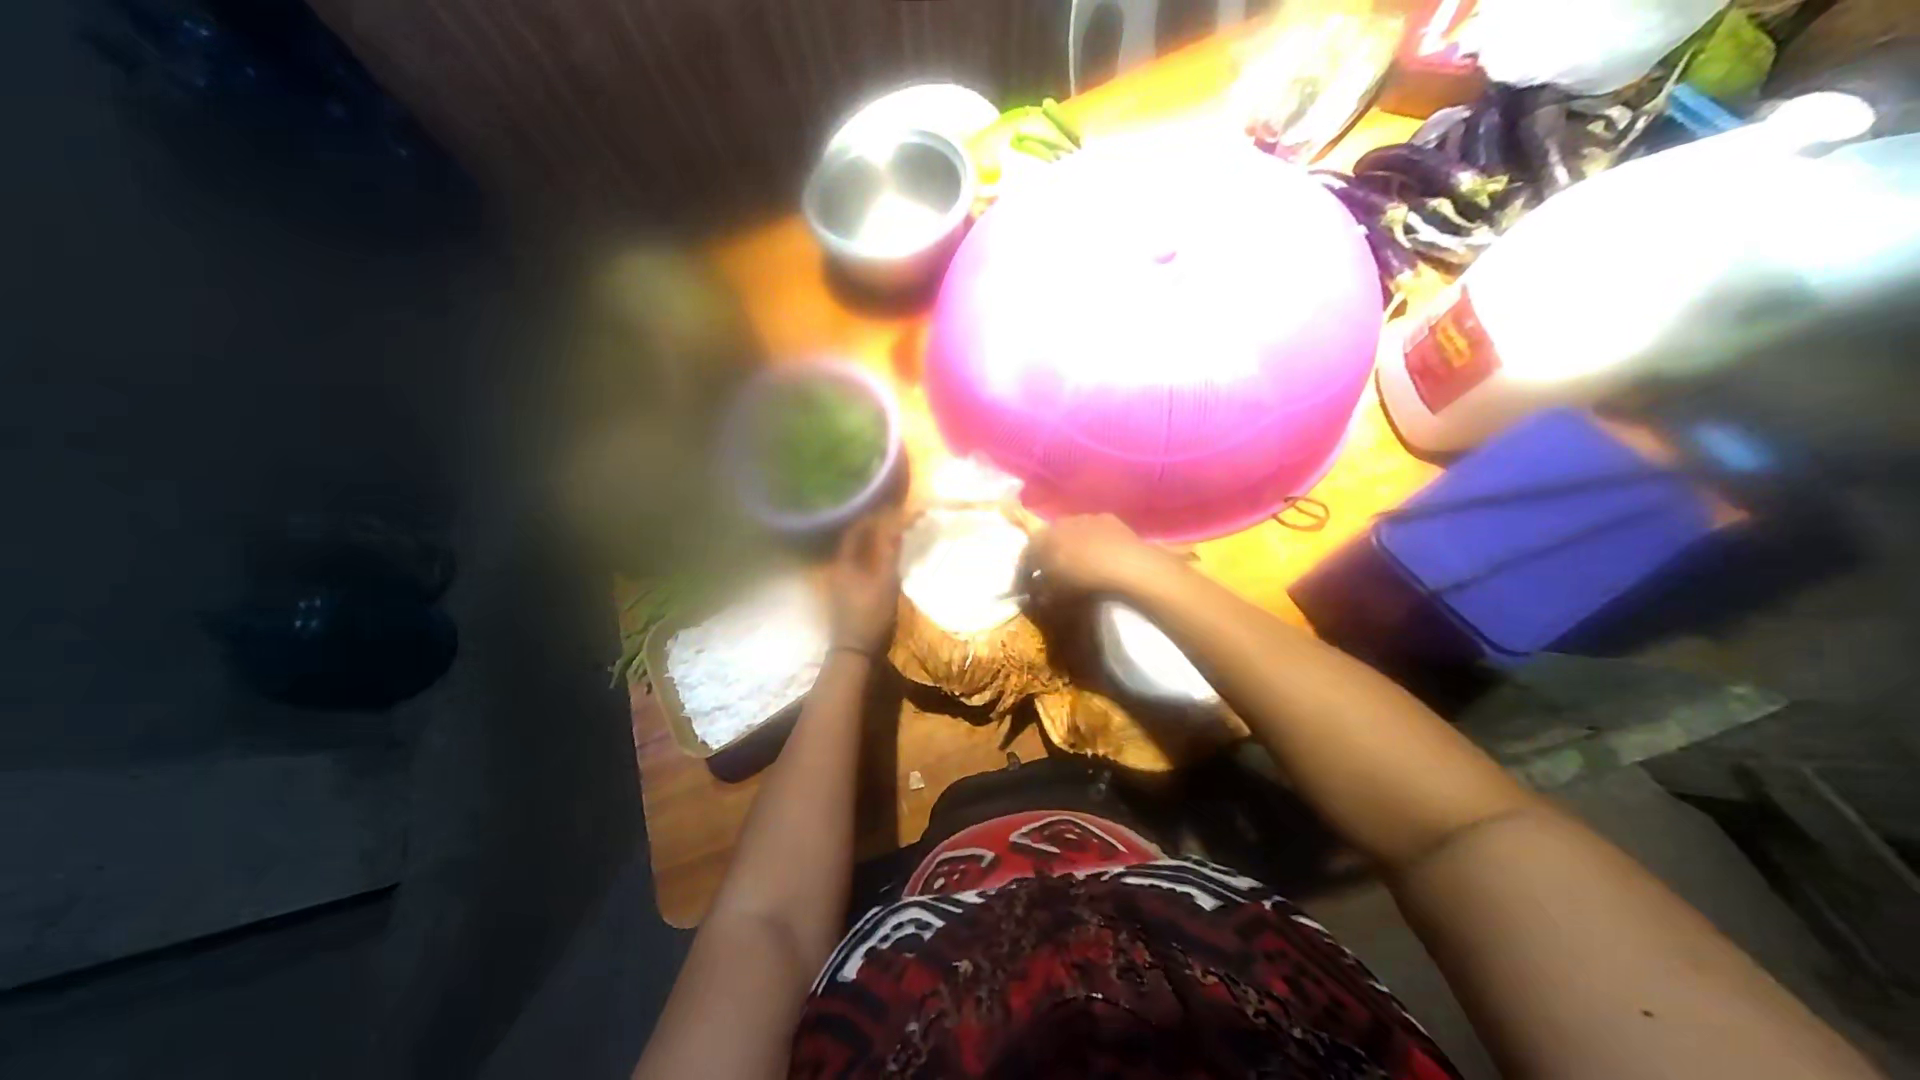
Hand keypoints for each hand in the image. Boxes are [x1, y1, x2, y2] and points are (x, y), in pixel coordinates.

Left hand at [827, 513, 902, 655]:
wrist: (855, 653)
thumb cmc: (870, 614)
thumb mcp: (885, 580)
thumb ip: (890, 551)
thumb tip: (896, 522)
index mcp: (843, 563)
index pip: (853, 531)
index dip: (869, 519)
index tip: (887, 511)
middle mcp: (836, 571)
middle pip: (853, 544)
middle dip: (870, 532)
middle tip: (890, 524)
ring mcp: (839, 587)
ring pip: (855, 559)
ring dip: (871, 548)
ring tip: (890, 542)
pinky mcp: (845, 600)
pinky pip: (858, 572)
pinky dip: (870, 563)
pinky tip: (883, 568)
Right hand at [1022, 514, 1174, 600]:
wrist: (1124, 563)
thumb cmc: (1082, 580)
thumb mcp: (1055, 592)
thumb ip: (1039, 590)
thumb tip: (1032, 592)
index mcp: (1040, 541)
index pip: (1025, 557)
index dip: (1024, 574)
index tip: (1026, 589)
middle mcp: (1057, 523)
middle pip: (1047, 541)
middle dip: (1046, 556)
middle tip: (1050, 574)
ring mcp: (1083, 517)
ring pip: (1070, 533)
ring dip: (1069, 546)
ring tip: (1077, 563)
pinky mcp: (1106, 518)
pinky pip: (1093, 531)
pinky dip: (1091, 541)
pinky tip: (1099, 555)